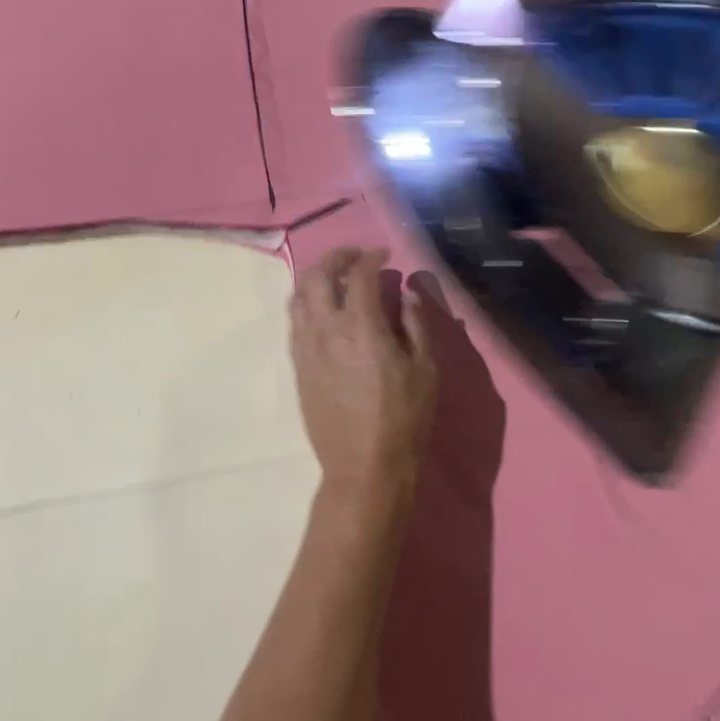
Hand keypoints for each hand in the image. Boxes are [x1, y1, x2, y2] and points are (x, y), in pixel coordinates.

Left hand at [289, 247, 437, 498]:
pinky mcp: (298, 366)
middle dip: (336, 257)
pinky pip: (295, 321)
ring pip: (299, 296)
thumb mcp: (424, 369)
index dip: (371, 256)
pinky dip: (307, 302)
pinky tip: (323, 309)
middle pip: (318, 275)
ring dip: (316, 277)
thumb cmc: (403, 418)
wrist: (363, 466)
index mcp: (360, 326)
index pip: (359, 274)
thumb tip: (407, 294)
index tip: (384, 254)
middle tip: (356, 256)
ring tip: (336, 277)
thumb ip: (415, 324)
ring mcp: (306, 347)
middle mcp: (325, 329)